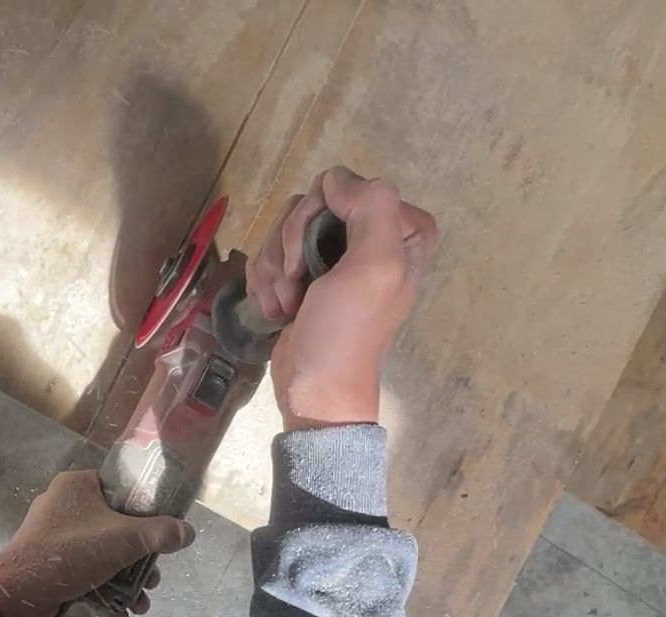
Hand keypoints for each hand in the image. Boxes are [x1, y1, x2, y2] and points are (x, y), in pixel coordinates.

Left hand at [0, 470, 194, 616]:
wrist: (19, 592)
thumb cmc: (72, 553)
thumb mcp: (124, 540)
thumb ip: (160, 534)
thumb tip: (188, 532)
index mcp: (78, 485)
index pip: (121, 489)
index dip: (145, 512)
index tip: (160, 536)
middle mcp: (65, 504)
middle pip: (116, 527)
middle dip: (139, 560)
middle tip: (153, 580)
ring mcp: (55, 535)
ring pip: (103, 554)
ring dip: (125, 581)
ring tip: (141, 605)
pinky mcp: (50, 562)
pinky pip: (85, 571)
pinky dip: (104, 590)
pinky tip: (120, 614)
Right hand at [245, 166, 438, 430]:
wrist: (315, 389)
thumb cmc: (346, 333)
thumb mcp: (374, 266)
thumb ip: (370, 205)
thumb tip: (334, 178)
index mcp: (400, 228)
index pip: (342, 187)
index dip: (314, 219)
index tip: (306, 263)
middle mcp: (369, 236)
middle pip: (307, 206)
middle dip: (287, 249)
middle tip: (292, 286)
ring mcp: (333, 258)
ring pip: (283, 232)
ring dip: (273, 271)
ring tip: (284, 305)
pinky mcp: (303, 279)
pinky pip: (270, 257)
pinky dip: (265, 284)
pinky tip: (276, 310)